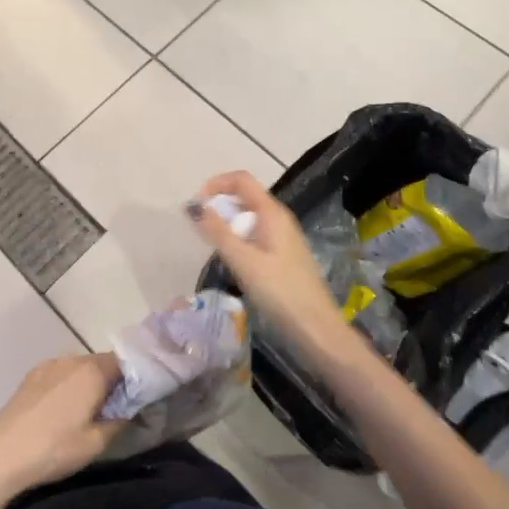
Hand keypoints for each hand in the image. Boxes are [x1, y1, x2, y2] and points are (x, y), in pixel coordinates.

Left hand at [0, 354, 125, 508]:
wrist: (3, 451)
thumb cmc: (55, 447)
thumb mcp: (96, 442)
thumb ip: (119, 420)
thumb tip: (133, 409)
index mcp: (90, 371)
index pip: (123, 362)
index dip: (134, 377)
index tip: (139, 396)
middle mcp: (70, 359)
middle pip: (100, 362)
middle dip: (112, 380)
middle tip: (117, 407)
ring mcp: (48, 364)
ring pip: (79, 366)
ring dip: (89, 381)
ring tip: (89, 409)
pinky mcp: (32, 374)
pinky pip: (60, 372)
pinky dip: (69, 383)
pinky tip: (64, 407)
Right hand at [191, 172, 352, 359]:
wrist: (316, 328)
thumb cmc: (279, 290)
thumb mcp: (242, 260)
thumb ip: (217, 231)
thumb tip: (192, 205)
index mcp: (272, 213)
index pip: (241, 179)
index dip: (216, 184)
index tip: (198, 204)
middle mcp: (279, 219)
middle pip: (244, 197)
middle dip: (220, 206)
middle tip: (201, 228)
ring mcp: (283, 237)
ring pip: (249, 218)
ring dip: (228, 224)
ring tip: (213, 246)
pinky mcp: (283, 256)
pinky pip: (256, 235)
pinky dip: (239, 239)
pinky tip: (233, 262)